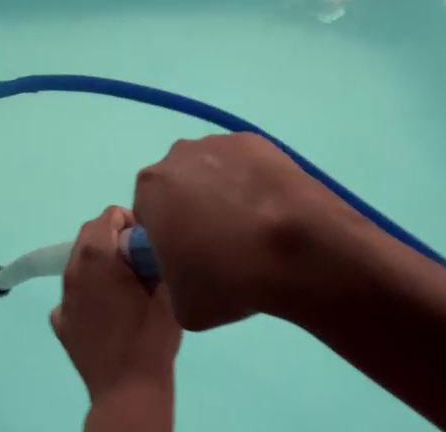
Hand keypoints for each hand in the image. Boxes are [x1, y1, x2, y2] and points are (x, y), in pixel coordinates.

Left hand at [50, 206, 181, 405]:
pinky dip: (87, 292)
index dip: (131, 221)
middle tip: (138, 260)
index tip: (146, 242)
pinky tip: (106, 311)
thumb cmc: (151, 336)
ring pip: (79, 261)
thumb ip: (154, 255)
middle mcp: (74, 268)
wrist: (128, 390)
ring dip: (99, 263)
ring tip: (124, 286)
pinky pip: (73, 294)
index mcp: (98, 254)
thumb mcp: (166, 287)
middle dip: (113, 236)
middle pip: (90, 233)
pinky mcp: (61, 322)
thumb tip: (148, 241)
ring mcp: (63, 296)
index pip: (110, 214)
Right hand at [133, 132, 359, 329]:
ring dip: (223, 193)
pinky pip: (244, 165)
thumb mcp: (182, 304)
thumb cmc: (230, 277)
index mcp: (150, 188)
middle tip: (221, 246)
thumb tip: (186, 269)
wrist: (297, 248)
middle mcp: (178, 155)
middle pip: (178, 185)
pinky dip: (252, 183)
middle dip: (193, 209)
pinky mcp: (256, 141)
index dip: (166, 237)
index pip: (148, 213)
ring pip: (211, 171)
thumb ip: (172, 280)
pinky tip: (272, 211)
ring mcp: (220, 142)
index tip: (189, 259)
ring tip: (253, 229)